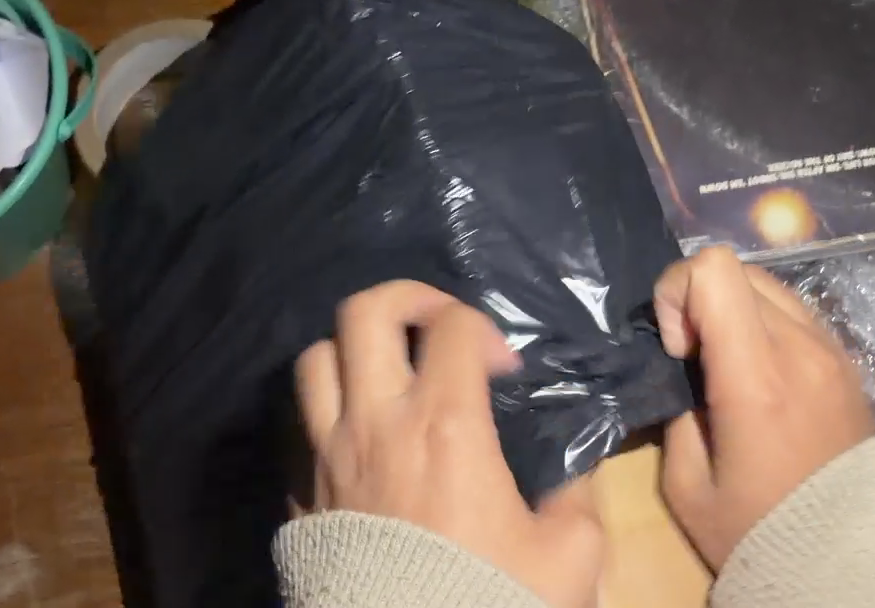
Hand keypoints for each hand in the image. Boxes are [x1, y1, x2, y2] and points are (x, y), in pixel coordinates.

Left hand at [295, 281, 604, 607]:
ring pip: (317, 358)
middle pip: (365, 312)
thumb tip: (567, 469)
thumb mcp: (568, 557)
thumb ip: (574, 495)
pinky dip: (326, 411)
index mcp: (444, 423)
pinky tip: (357, 432)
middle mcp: (377, 421)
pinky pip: (300, 423)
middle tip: (436, 324)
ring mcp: (329, 454)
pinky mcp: (301, 492)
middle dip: (407, 297)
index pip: (454, 326)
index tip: (505, 368)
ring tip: (388, 370)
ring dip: (354, 350)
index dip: (486, 329)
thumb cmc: (489, 602)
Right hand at [653, 247, 874, 569]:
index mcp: (756, 375)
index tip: (678, 350)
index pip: (712, 269)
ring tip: (729, 364)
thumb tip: (683, 367)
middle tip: (697, 357)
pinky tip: (761, 373)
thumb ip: (676, 406)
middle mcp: (799, 347)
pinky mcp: (846, 360)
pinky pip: (793, 309)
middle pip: (735, 268)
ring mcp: (830, 349)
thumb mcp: (686, 482)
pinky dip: (763, 322)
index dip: (677, 293)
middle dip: (700, 300)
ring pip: (765, 282)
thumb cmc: (759, 531)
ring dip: (732, 308)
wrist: (853, 569)